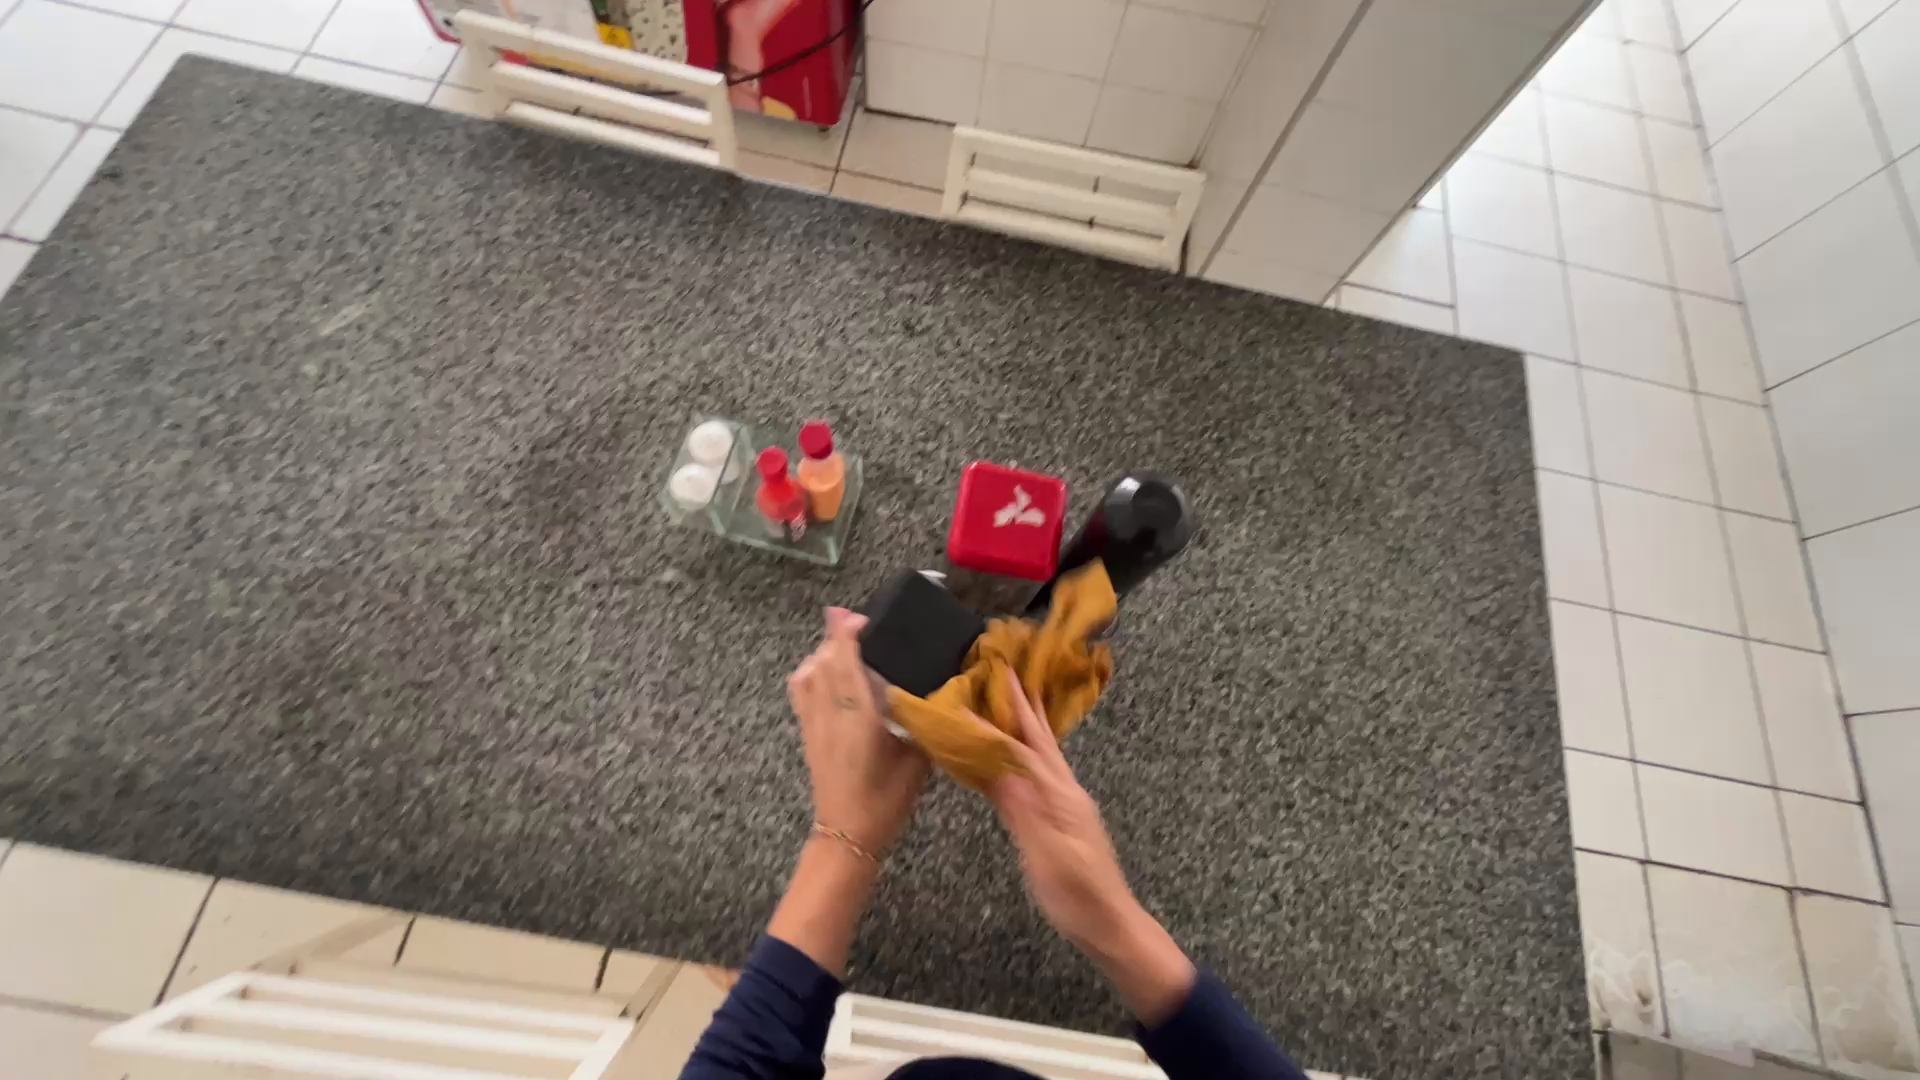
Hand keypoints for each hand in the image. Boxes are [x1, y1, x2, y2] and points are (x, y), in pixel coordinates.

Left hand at [787, 607, 929, 856]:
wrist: (847, 835)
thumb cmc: (887, 799)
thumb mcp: (916, 758)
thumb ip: (919, 720)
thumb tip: (931, 691)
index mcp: (857, 716)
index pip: (845, 661)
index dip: (848, 633)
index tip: (862, 617)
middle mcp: (829, 712)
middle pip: (824, 660)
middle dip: (838, 636)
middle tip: (863, 626)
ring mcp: (812, 722)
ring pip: (808, 672)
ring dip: (824, 652)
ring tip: (846, 648)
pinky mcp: (806, 732)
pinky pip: (800, 690)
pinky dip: (812, 671)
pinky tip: (829, 673)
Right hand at [984, 668, 1136, 947]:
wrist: (1112, 925)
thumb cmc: (1078, 897)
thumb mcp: (1047, 858)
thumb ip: (1025, 813)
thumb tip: (998, 770)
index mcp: (1062, 797)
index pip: (1025, 750)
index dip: (999, 724)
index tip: (976, 699)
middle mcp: (1067, 791)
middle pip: (1041, 740)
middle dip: (1023, 706)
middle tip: (1008, 673)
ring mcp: (1068, 803)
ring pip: (1044, 752)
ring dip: (1028, 724)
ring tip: (1013, 699)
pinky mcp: (1065, 817)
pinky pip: (1042, 772)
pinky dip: (1027, 752)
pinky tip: (1017, 753)